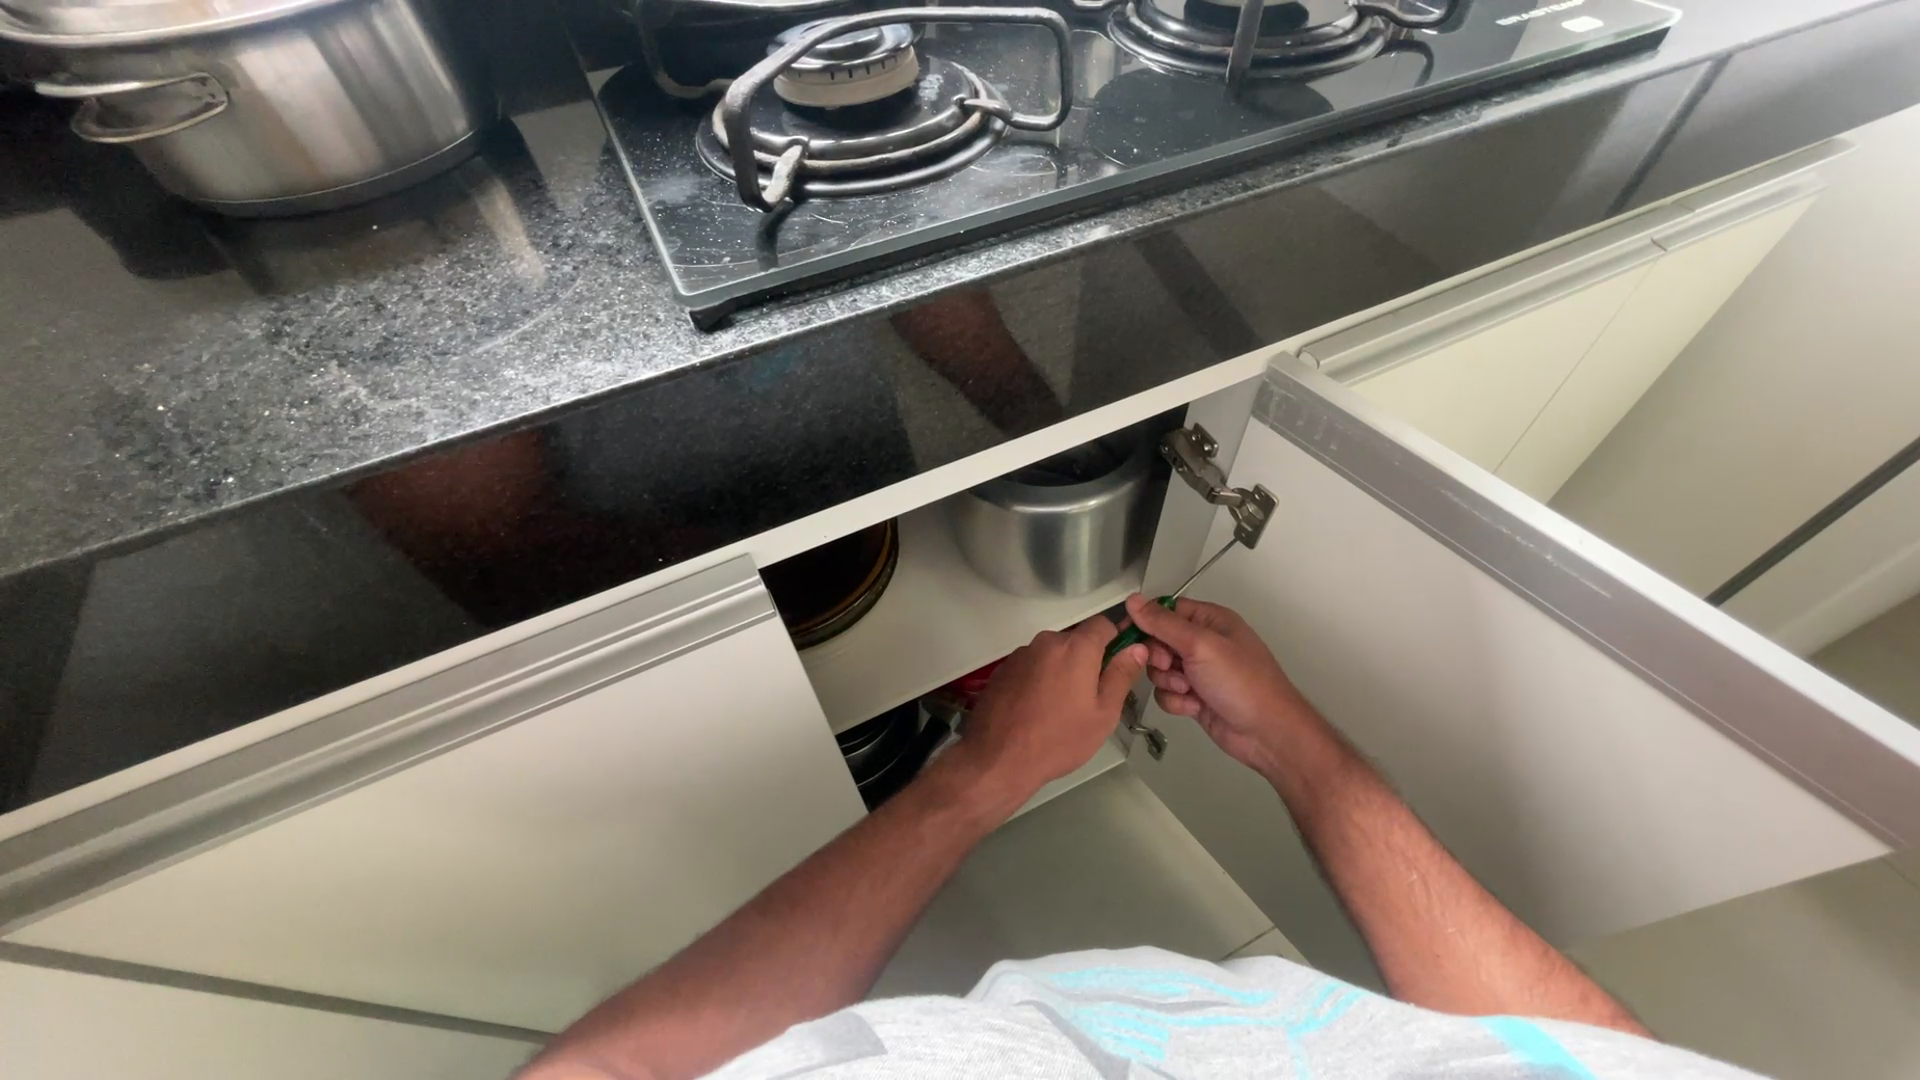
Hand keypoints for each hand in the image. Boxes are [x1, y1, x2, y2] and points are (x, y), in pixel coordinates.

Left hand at [948, 616, 1147, 806]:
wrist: (998, 757)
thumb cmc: (1059, 739)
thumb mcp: (1103, 714)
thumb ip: (1121, 675)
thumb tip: (1137, 648)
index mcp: (1075, 648)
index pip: (1103, 623)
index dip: (1115, 640)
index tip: (1118, 665)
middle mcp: (1046, 642)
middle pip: (1076, 640)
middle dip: (1087, 660)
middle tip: (1090, 697)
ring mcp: (1021, 654)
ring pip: (1052, 654)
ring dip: (1062, 670)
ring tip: (1061, 708)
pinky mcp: (1003, 669)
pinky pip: (1032, 665)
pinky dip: (1039, 678)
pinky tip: (1036, 709)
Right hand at [1122, 594, 1323, 778]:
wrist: (1266, 733)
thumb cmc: (1244, 683)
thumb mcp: (1200, 645)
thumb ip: (1162, 622)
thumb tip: (1134, 600)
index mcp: (1210, 620)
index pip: (1165, 610)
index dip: (1145, 621)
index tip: (1130, 633)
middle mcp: (1204, 643)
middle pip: (1157, 641)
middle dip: (1158, 657)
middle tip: (1171, 665)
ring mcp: (1199, 671)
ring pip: (1158, 669)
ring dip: (1167, 682)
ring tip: (1189, 689)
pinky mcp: (1194, 696)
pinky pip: (1166, 693)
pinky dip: (1175, 701)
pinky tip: (1194, 706)